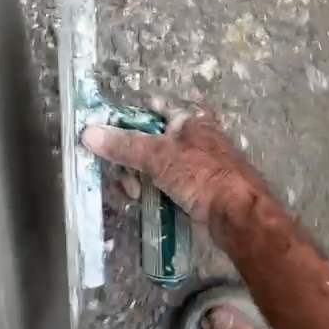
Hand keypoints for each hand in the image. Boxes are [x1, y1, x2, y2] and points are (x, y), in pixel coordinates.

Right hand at [80, 110, 270, 225]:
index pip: (150, 110)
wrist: (241, 218)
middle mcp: (192, 137)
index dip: (127, 122)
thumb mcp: (159, 156)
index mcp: (188, 120)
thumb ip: (124, 145)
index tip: (107, 139)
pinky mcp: (196, 189)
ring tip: (135, 195)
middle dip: (130, 160)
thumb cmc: (202, 176)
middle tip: (125, 179)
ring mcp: (195, 165)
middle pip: (148, 141)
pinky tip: (144, 202)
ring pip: (154, 165)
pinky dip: (152, 191)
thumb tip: (88, 133)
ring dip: (139, 179)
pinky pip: (165, 184)